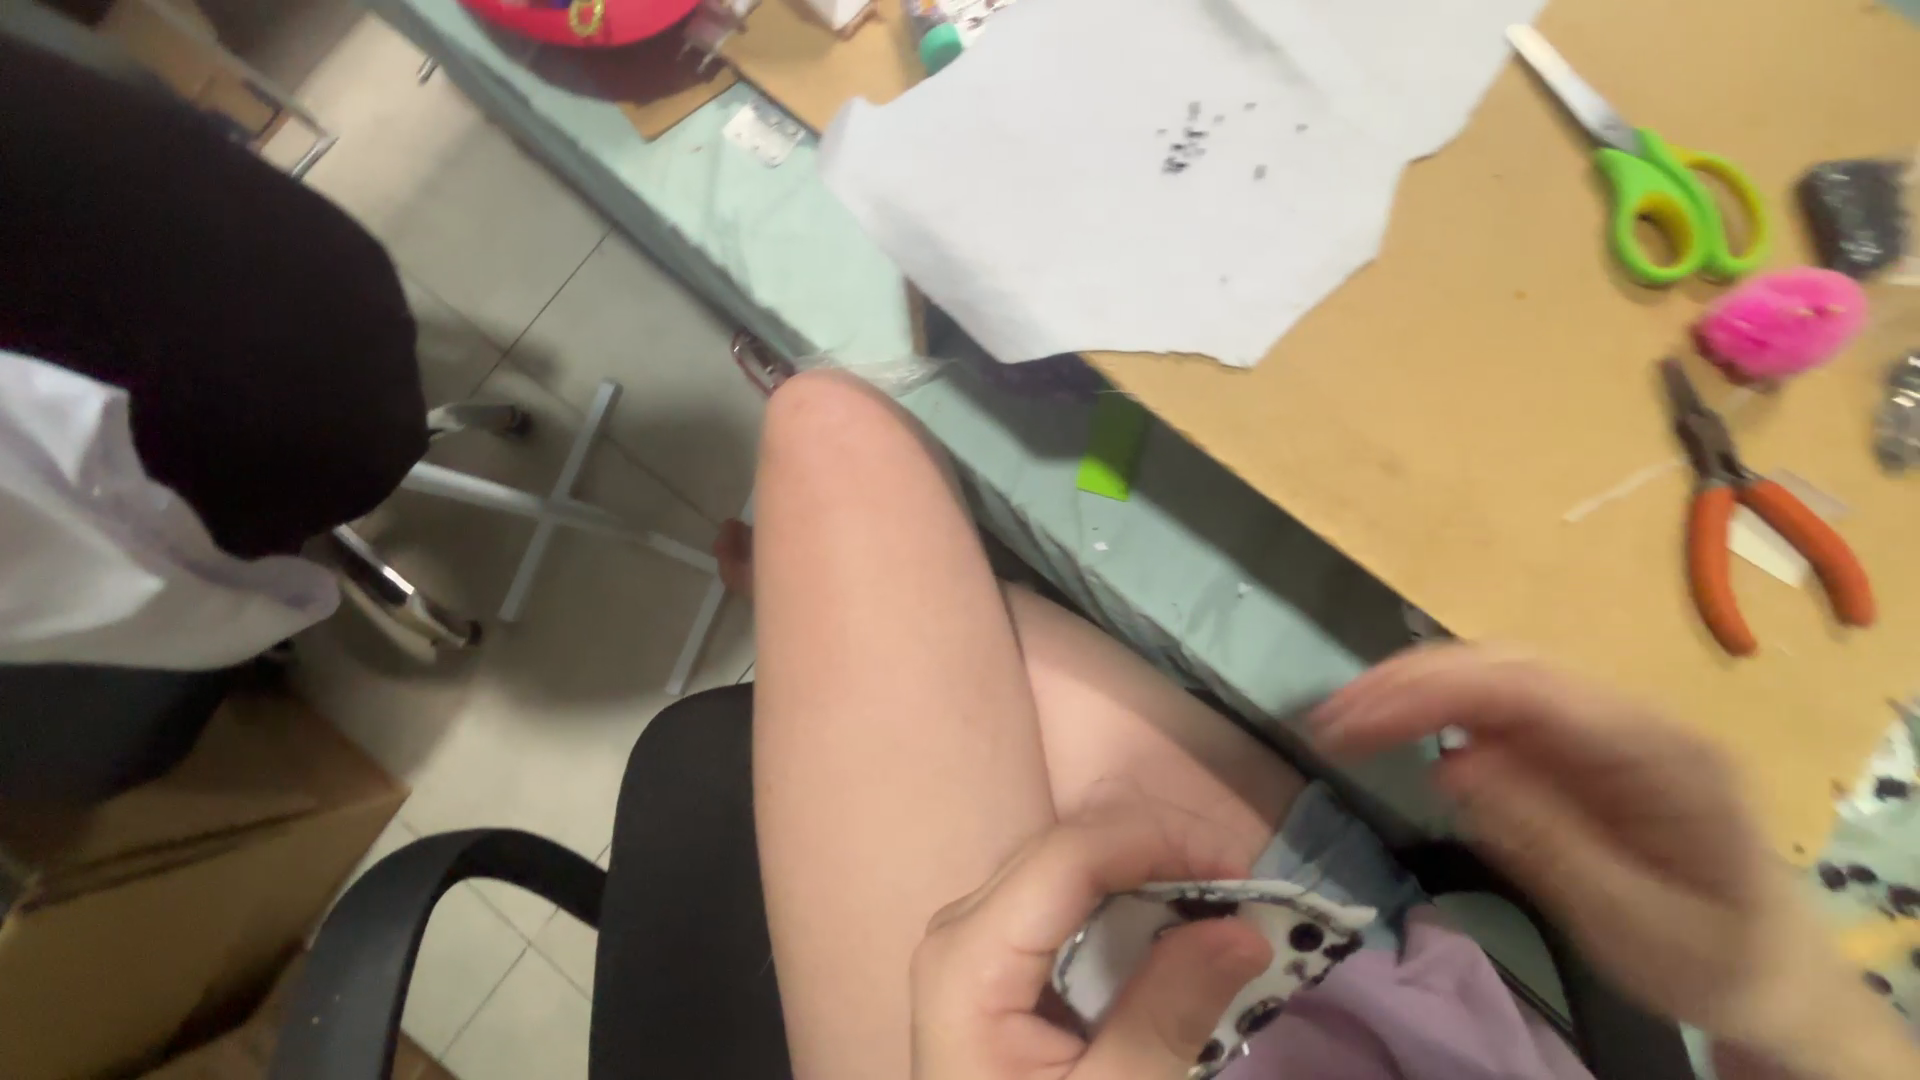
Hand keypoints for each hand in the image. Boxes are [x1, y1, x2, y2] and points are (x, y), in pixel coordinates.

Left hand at [910, 803, 1272, 1079]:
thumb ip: (1169, 1013)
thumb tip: (1244, 930)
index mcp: (969, 957)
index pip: (1068, 856)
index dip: (1158, 844)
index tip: (1242, 876)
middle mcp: (962, 923)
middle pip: (1068, 850)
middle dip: (1161, 853)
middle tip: (1243, 894)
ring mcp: (973, 932)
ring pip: (1068, 864)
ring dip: (1148, 871)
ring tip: (1219, 905)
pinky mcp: (993, 950)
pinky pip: (1062, 896)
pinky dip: (1124, 899)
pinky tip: (1171, 923)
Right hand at [1311, 646, 1916, 1079]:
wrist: (1770, 977)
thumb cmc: (1710, 959)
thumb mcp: (1632, 922)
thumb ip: (1545, 838)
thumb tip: (1450, 763)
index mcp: (1660, 751)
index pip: (1527, 690)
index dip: (1430, 690)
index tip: (1352, 719)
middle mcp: (1624, 717)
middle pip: (1500, 666)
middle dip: (1405, 681)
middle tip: (1329, 719)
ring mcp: (1594, 725)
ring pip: (1487, 674)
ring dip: (1408, 689)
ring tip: (1343, 720)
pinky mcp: (1568, 741)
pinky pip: (1489, 706)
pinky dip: (1428, 710)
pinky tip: (1390, 730)